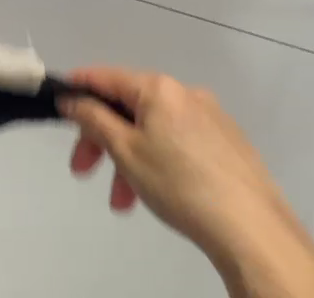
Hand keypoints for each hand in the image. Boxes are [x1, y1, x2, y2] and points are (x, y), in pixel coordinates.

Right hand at [57, 67, 298, 263]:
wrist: (257, 235)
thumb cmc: (180, 184)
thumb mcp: (124, 150)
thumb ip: (91, 117)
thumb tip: (72, 99)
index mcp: (159, 88)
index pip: (103, 77)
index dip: (75, 90)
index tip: (56, 111)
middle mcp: (187, 95)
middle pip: (128, 109)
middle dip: (101, 139)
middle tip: (83, 170)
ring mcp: (214, 122)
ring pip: (152, 132)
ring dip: (128, 159)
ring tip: (122, 200)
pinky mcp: (231, 149)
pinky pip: (179, 145)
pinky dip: (158, 163)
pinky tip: (155, 193)